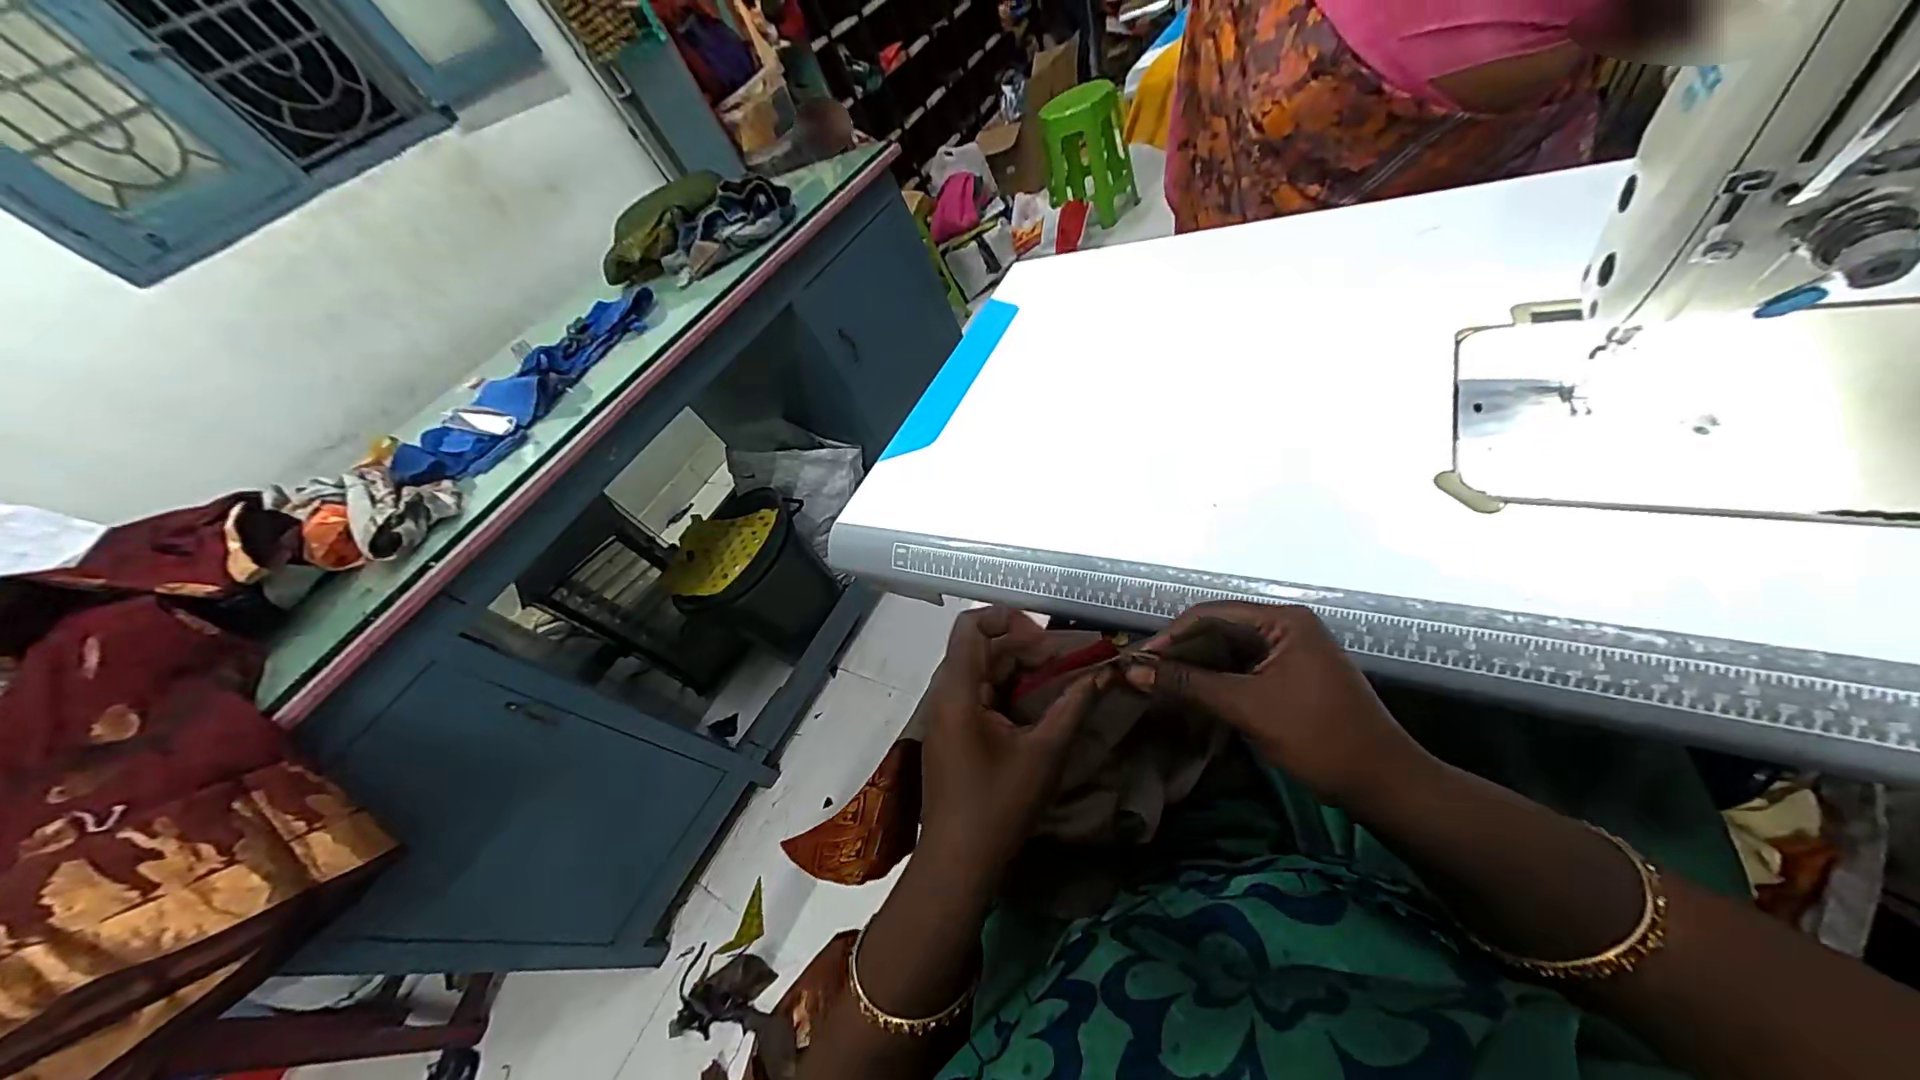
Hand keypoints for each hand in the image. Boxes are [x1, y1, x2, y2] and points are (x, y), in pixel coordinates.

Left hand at [916, 607, 1095, 886]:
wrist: (958, 861)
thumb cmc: (999, 806)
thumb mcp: (1045, 753)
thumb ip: (1074, 705)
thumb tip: (1104, 673)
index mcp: (957, 690)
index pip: (971, 626)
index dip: (1008, 619)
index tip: (1046, 642)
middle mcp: (945, 693)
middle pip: (981, 647)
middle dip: (1025, 647)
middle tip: (1068, 664)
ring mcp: (946, 713)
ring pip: (983, 669)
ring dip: (1020, 669)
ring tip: (1060, 680)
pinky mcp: (953, 731)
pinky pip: (980, 693)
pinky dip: (1009, 689)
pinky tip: (1039, 703)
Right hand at [1124, 601, 1432, 807]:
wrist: (1383, 783)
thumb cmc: (1318, 737)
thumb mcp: (1247, 707)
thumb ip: (1188, 684)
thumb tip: (1133, 670)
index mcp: (1284, 620)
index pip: (1210, 614)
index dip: (1170, 636)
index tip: (1136, 660)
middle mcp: (1286, 627)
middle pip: (1218, 629)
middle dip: (1181, 652)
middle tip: (1143, 673)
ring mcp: (1290, 652)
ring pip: (1228, 651)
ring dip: (1195, 667)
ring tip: (1159, 684)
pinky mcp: (1290, 676)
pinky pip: (1242, 669)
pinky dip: (1215, 681)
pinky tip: (1191, 694)